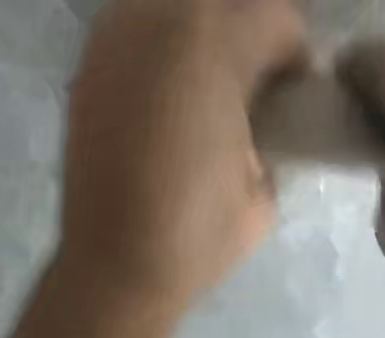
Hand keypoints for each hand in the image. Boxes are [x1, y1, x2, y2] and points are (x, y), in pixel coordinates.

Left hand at [61, 0, 306, 312]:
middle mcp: (158, 18)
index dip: (295, 54)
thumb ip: (270, 141)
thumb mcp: (262, 197)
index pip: (275, 17)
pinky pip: (135, 31)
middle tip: (256, 88)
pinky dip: (160, 52)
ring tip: (209, 91)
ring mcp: (114, 36)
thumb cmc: (197, 238)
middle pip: (222, 2)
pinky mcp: (87, 65)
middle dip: (248, 34)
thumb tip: (262, 131)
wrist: (117, 265)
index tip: (297, 91)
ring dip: (200, 35)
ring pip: (173, 7)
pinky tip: (167, 100)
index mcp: (214, 46)